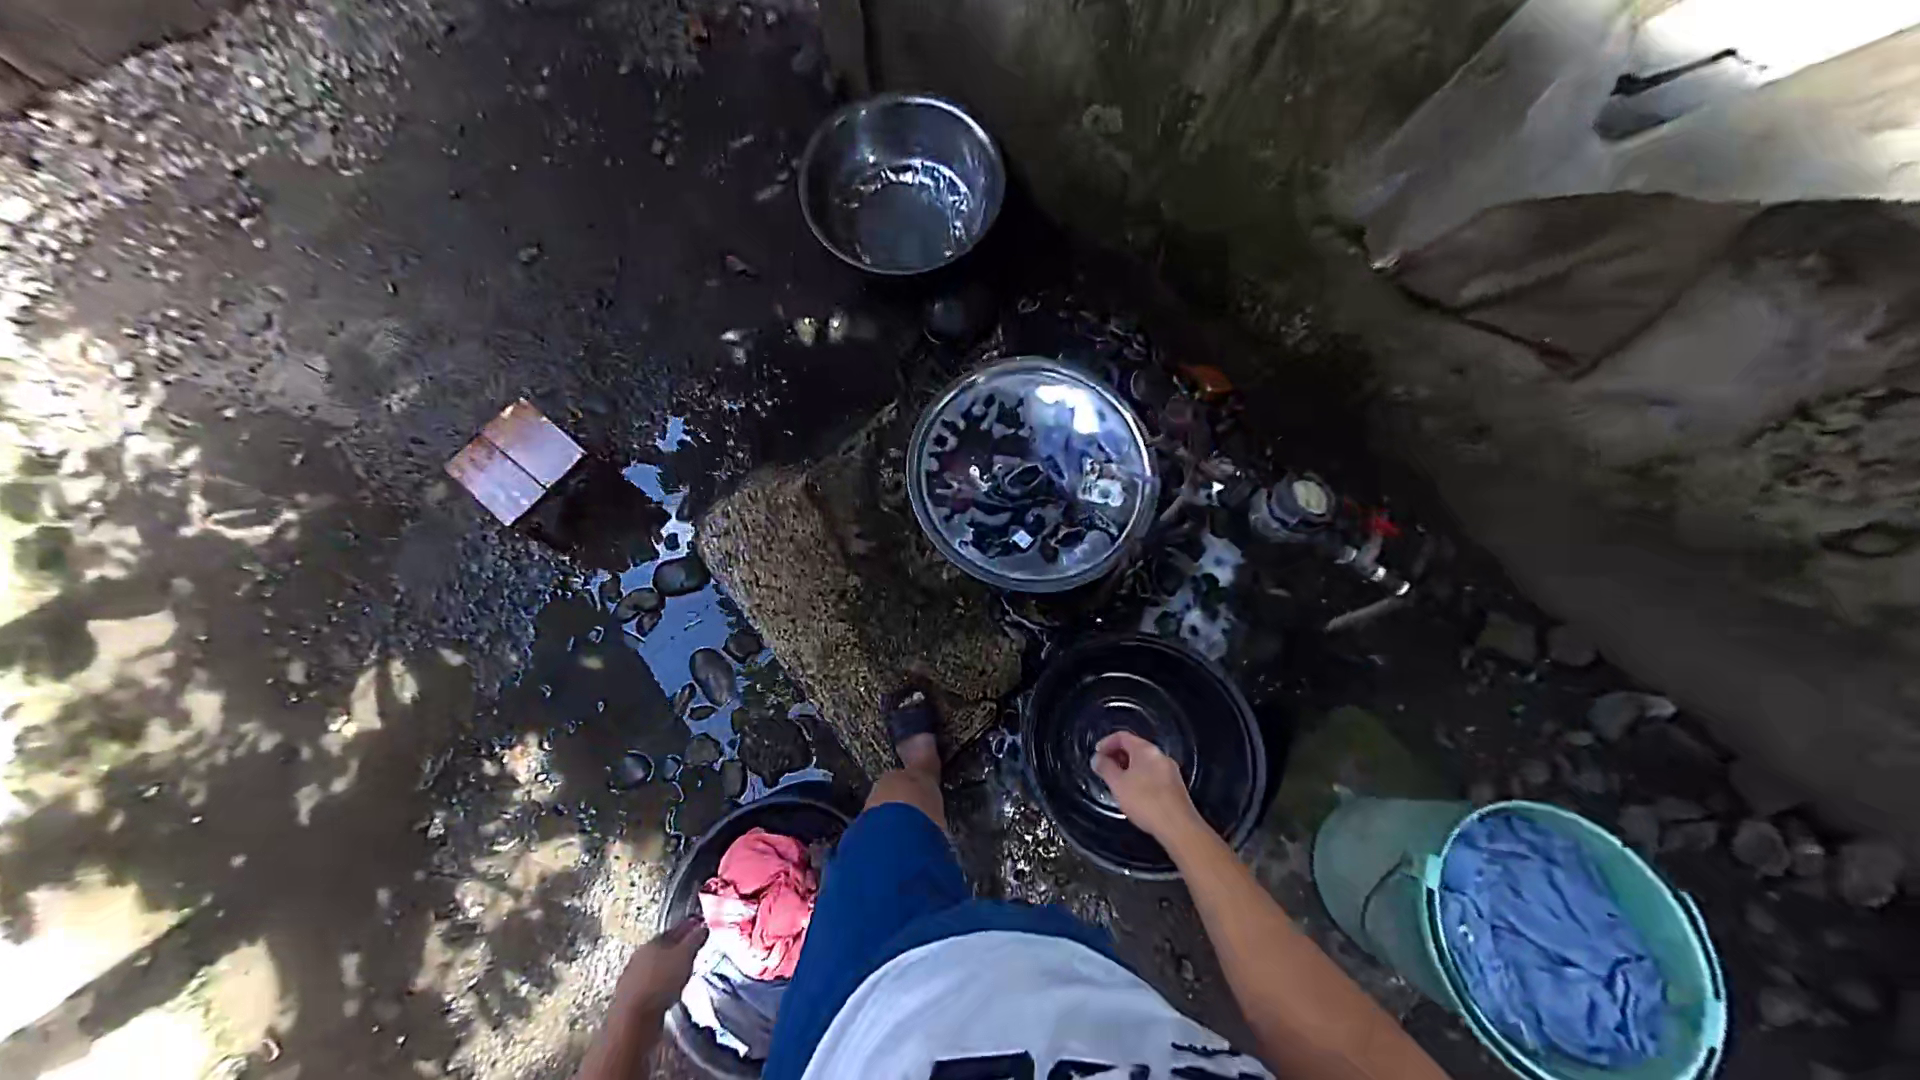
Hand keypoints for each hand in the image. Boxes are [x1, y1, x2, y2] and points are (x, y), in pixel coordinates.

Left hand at [611, 916, 706, 1018]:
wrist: (631, 1021)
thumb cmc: (661, 982)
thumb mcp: (685, 956)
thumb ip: (695, 940)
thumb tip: (703, 927)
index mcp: (653, 942)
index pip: (676, 929)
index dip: (690, 927)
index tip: (701, 926)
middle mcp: (640, 957)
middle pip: (664, 947)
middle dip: (678, 947)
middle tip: (693, 948)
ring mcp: (632, 979)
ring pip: (655, 966)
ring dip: (668, 967)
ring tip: (682, 971)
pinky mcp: (629, 1000)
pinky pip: (650, 985)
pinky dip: (660, 985)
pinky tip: (667, 991)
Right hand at [1091, 731, 1203, 843]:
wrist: (1178, 827)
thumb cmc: (1145, 802)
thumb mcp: (1117, 784)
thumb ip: (1105, 768)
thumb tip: (1097, 758)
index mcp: (1145, 750)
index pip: (1122, 736)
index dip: (1106, 743)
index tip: (1097, 755)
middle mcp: (1160, 755)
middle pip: (1134, 748)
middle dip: (1116, 756)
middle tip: (1104, 770)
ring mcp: (1170, 771)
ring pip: (1144, 762)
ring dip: (1128, 769)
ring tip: (1117, 784)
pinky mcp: (1175, 786)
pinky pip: (1153, 774)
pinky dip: (1140, 778)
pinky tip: (1135, 795)